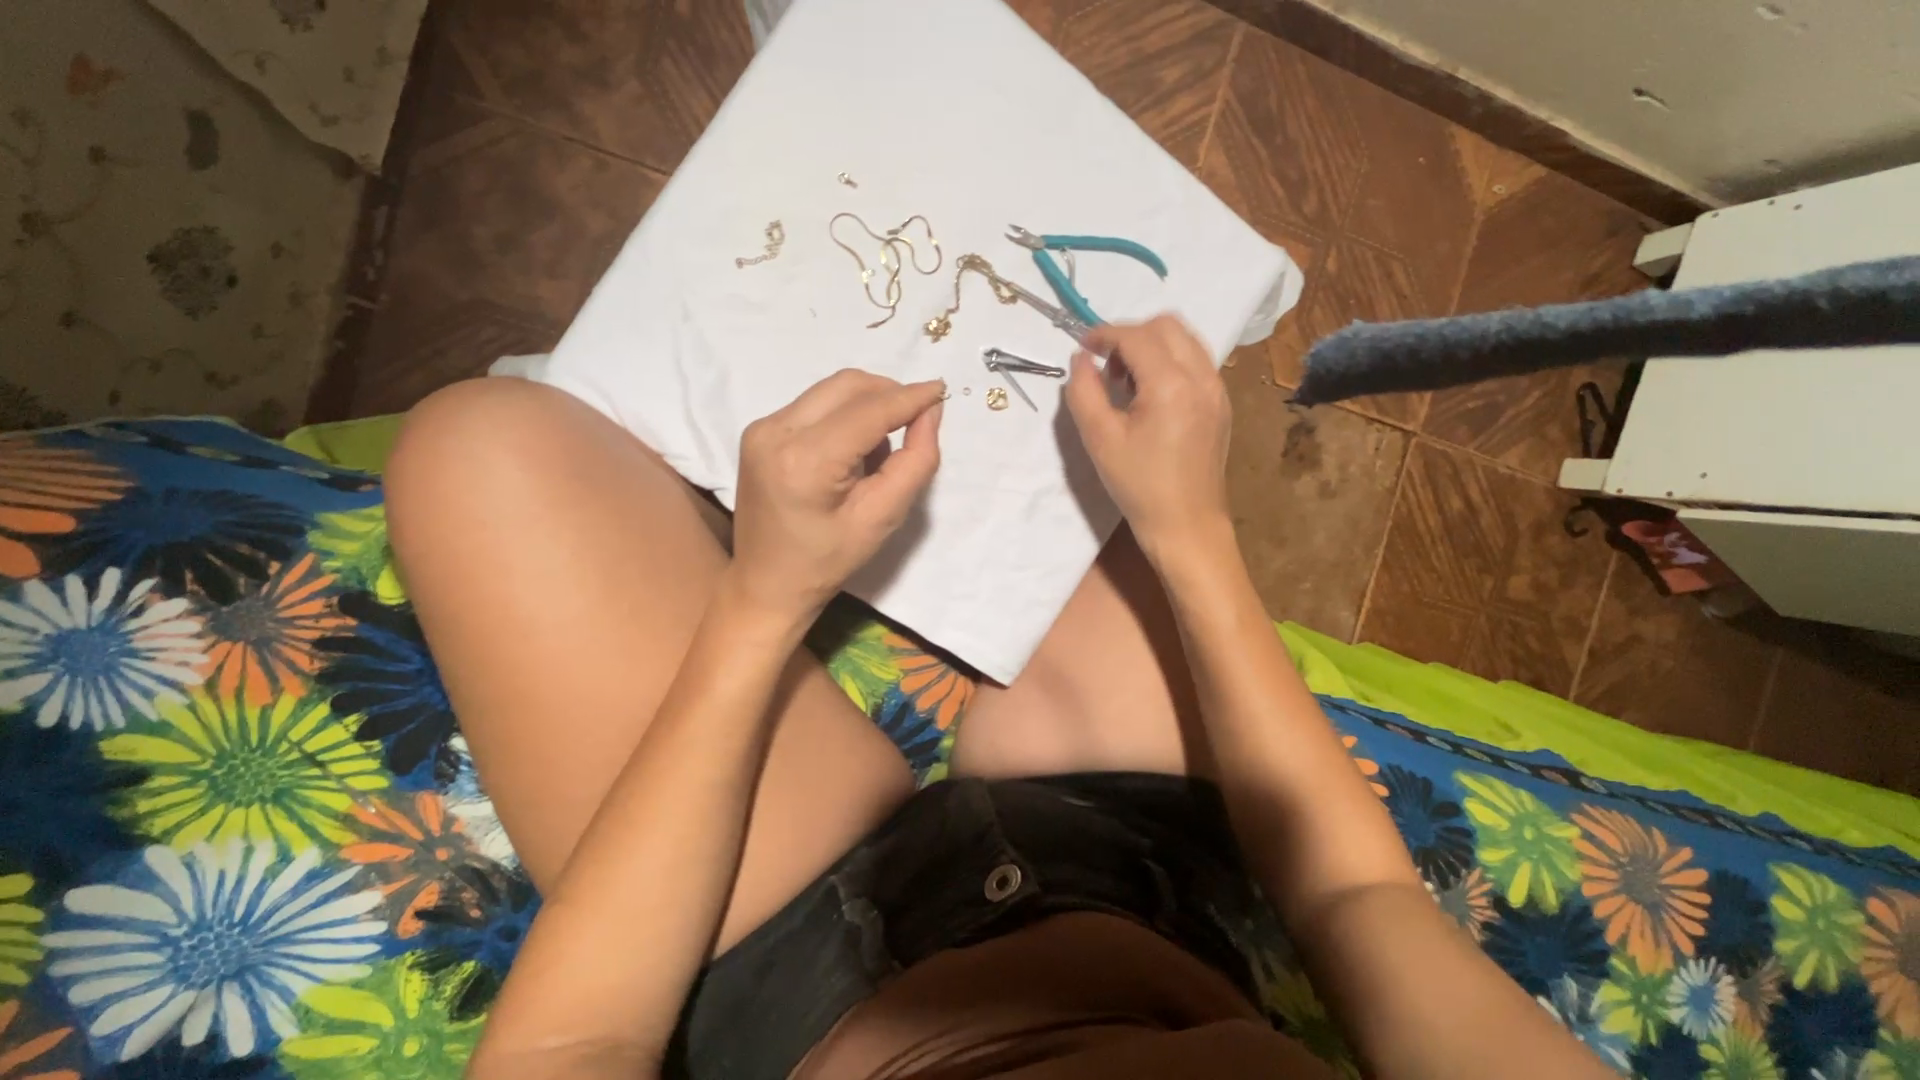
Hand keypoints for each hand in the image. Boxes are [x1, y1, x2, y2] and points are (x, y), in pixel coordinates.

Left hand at [729, 370, 944, 620]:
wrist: (766, 583)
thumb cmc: (828, 560)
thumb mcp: (882, 518)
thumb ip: (915, 462)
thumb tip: (930, 412)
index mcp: (805, 460)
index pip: (869, 410)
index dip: (909, 397)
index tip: (941, 390)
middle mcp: (776, 432)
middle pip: (848, 385)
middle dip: (889, 394)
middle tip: (916, 420)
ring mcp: (762, 428)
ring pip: (831, 390)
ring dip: (867, 404)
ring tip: (879, 450)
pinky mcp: (758, 431)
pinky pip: (813, 404)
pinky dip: (843, 415)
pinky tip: (850, 453)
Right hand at [1065, 315, 1231, 560]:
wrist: (1186, 524)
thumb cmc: (1138, 485)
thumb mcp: (1099, 438)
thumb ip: (1083, 390)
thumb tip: (1081, 358)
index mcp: (1171, 384)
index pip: (1135, 336)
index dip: (1104, 334)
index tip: (1082, 347)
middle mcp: (1202, 377)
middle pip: (1166, 324)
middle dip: (1131, 334)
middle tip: (1106, 365)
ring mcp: (1217, 389)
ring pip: (1185, 339)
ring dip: (1152, 344)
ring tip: (1128, 379)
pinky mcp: (1221, 403)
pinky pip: (1197, 361)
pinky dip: (1171, 361)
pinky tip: (1151, 395)